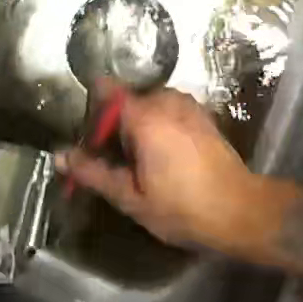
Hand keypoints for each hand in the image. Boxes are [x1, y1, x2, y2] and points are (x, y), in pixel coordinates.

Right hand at [57, 87, 262, 252]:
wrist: (242, 211)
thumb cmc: (183, 208)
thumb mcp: (131, 198)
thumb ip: (92, 173)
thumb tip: (60, 157)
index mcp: (144, 115)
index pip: (105, 89)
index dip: (93, 113)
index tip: (93, 142)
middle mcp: (166, 99)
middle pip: (126, 100)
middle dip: (115, 127)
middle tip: (116, 163)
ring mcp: (187, 104)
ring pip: (148, 106)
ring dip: (138, 128)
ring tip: (141, 166)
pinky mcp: (202, 114)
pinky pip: (168, 112)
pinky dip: (159, 128)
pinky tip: (166, 161)